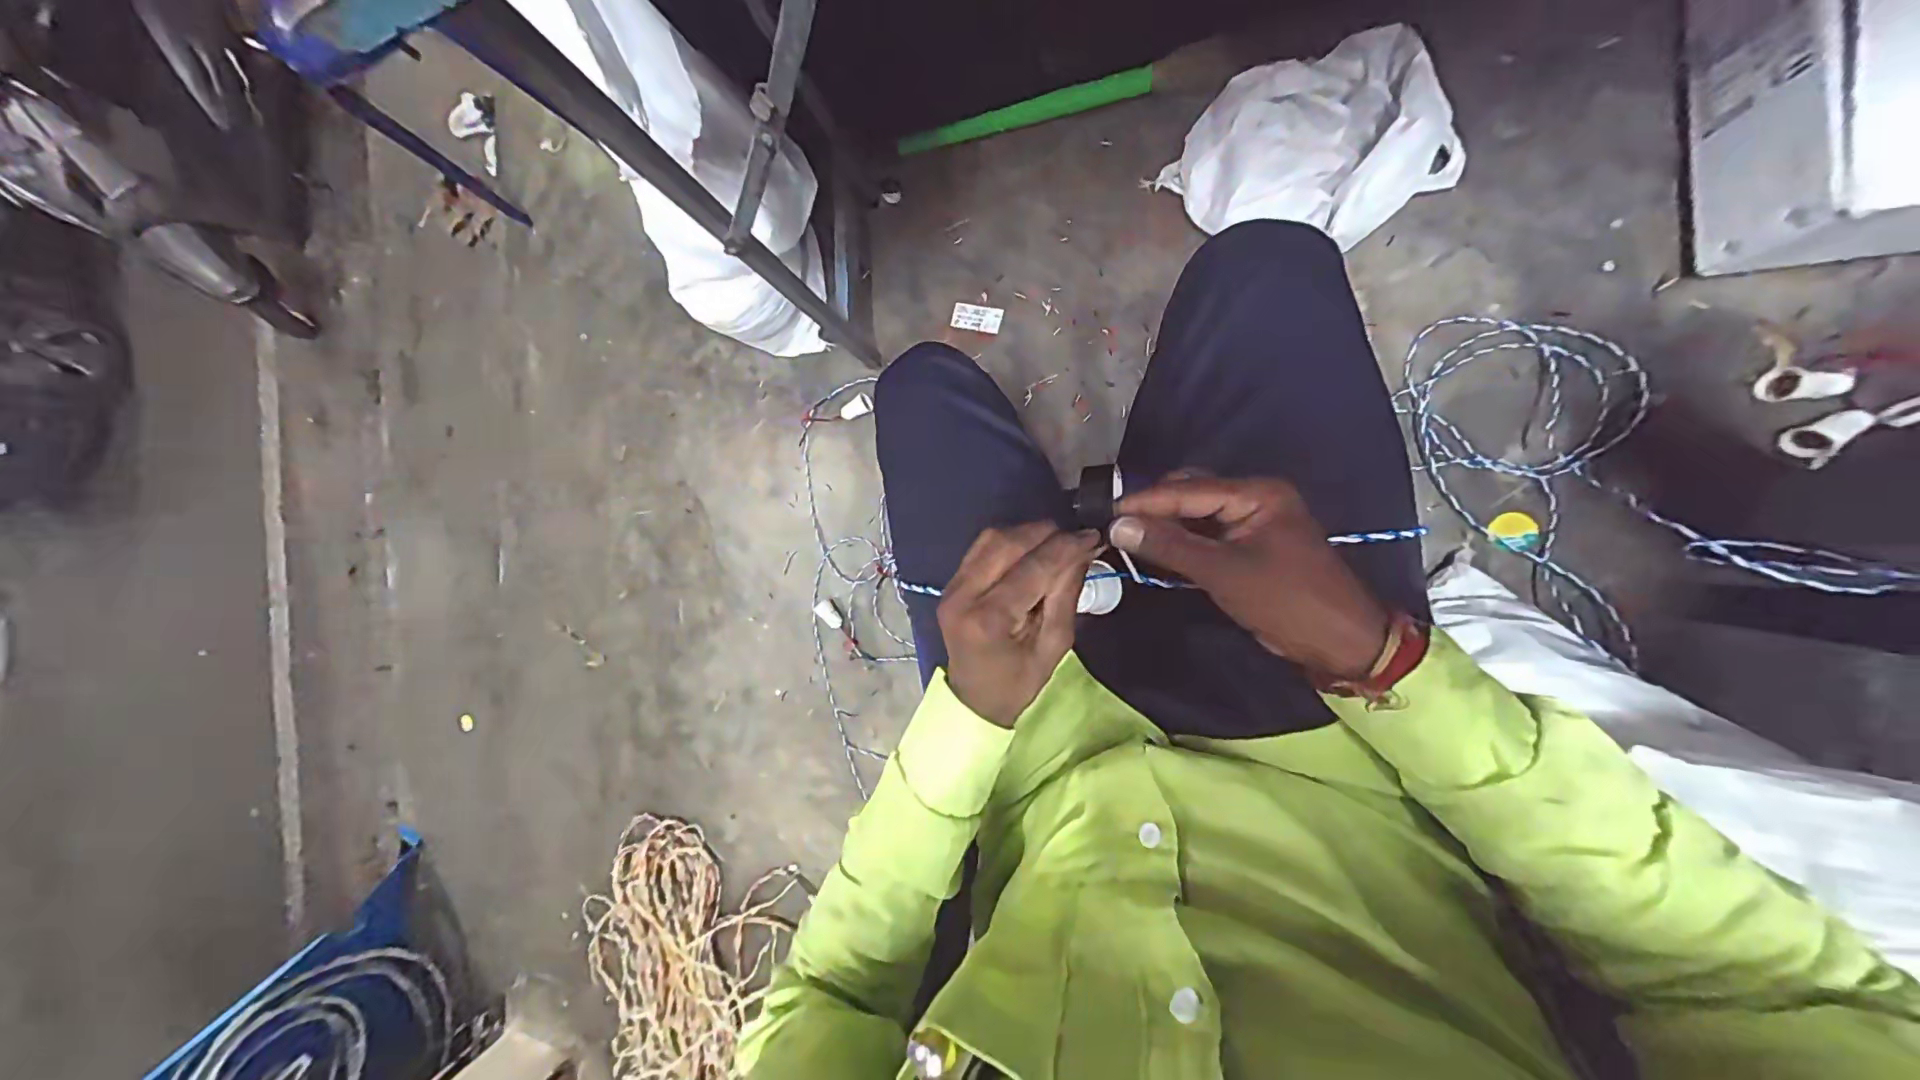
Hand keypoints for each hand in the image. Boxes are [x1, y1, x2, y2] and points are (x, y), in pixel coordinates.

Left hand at [938, 522, 1101, 726]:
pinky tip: (1032, 548)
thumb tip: (1082, 549)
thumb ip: (1066, 594)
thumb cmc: (1018, 683)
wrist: (975, 700)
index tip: (1093, 536)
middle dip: (1047, 534)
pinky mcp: (950, 583)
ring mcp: (951, 587)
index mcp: (988, 619)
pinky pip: (981, 548)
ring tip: (1057, 542)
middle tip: (1077, 538)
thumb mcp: (1054, 645)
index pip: (1032, 568)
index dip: (1065, 547)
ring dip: (1028, 533)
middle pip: (1007, 544)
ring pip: (992, 539)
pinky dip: (1010, 541)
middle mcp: (963, 595)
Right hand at [1110, 475, 1390, 678]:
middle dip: (1153, 509)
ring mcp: (1250, 522)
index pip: (1188, 490)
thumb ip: (1169, 546)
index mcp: (1256, 493)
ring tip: (1125, 537)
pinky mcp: (1246, 546)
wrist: (1338, 642)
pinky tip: (1152, 550)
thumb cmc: (1285, 600)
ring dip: (1163, 526)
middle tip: (1114, 525)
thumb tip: (1118, 526)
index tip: (1106, 511)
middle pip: (1190, 494)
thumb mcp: (1223, 572)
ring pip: (1194, 515)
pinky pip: (1204, 535)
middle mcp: (1253, 499)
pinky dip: (1179, 542)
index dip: (1145, 501)